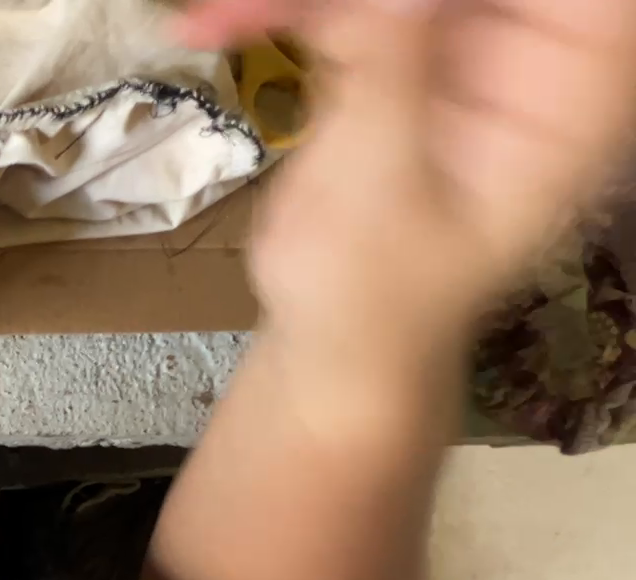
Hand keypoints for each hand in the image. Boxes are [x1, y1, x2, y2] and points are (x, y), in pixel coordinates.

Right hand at [179, 0, 635, 351]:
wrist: (334, 337)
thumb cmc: (363, 296)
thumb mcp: (374, 195)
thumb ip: (388, 80)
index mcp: (574, 77)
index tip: (357, 1)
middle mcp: (534, 45)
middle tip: (244, 7)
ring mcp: (465, 52)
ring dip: (294, 1)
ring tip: (212, 19)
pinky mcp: (401, 64)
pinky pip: (345, 12)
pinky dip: (281, 14)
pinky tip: (217, 24)